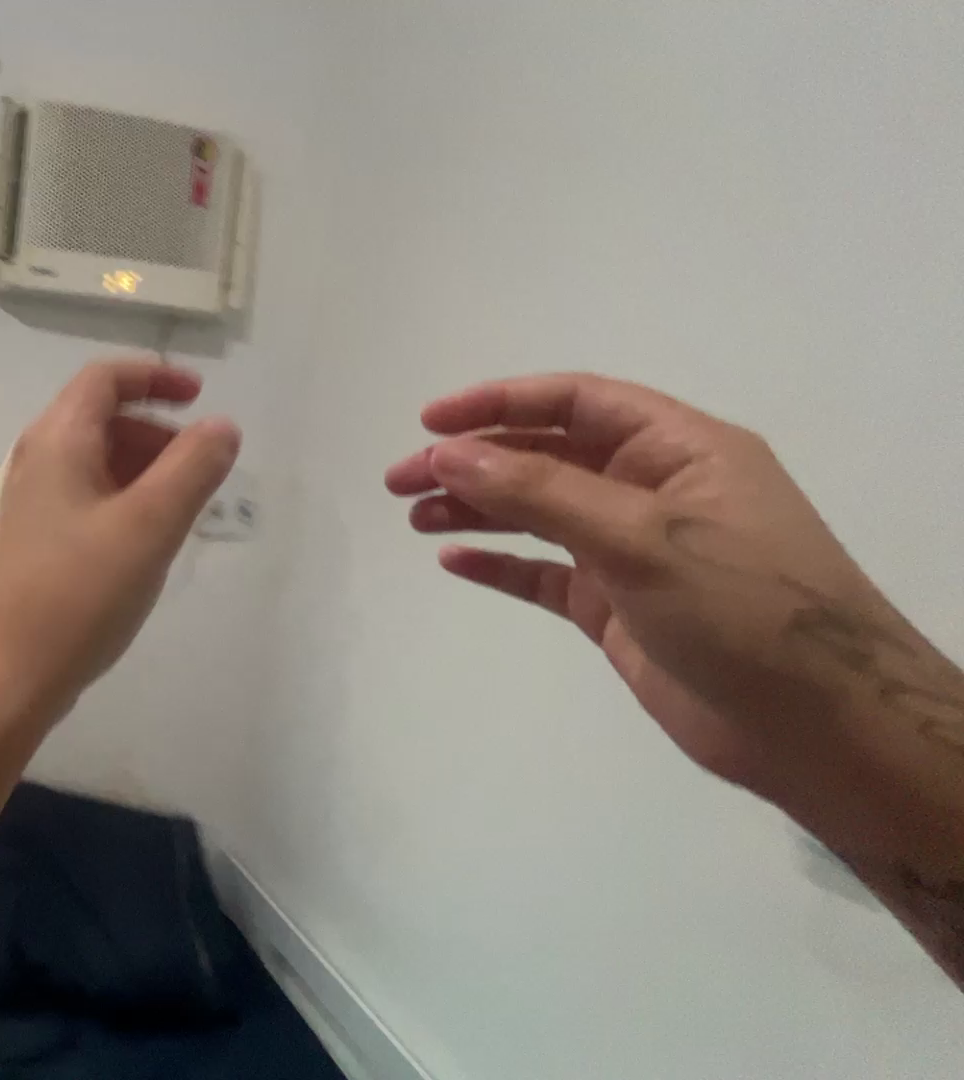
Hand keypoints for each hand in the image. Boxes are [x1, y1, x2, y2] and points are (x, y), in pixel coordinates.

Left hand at [0, 361, 240, 725]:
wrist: (7, 675)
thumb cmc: (79, 595)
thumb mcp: (149, 526)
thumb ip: (193, 468)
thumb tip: (222, 427)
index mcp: (54, 442)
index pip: (104, 379)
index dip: (156, 376)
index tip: (201, 396)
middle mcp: (31, 462)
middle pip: (99, 419)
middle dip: (156, 432)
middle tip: (200, 472)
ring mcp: (24, 503)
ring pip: (92, 463)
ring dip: (142, 471)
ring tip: (180, 513)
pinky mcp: (28, 541)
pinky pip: (81, 499)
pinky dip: (120, 501)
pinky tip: (143, 543)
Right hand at [384, 373, 953, 801]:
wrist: (822, 732)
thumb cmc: (745, 614)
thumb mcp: (638, 537)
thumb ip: (538, 490)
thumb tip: (447, 453)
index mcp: (679, 452)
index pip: (575, 402)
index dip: (498, 403)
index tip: (428, 423)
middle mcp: (651, 491)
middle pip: (542, 456)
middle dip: (469, 462)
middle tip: (400, 481)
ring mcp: (629, 550)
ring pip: (534, 512)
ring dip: (474, 509)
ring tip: (415, 517)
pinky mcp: (612, 604)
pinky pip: (540, 571)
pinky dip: (497, 563)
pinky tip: (453, 562)